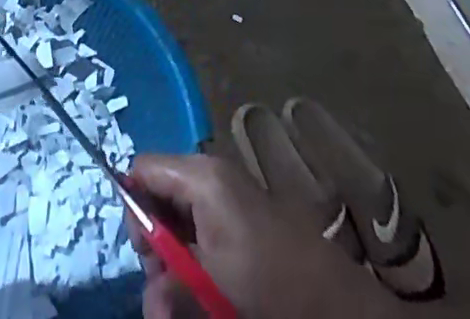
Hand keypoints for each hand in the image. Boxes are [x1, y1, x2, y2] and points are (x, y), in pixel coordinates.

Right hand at [126, 154, 404, 318]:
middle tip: (169, 281)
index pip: (141, 169)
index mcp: (199, 174)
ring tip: (194, 289)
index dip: (134, 208)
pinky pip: (202, 222)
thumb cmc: (267, 280)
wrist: (336, 297)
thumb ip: (166, 286)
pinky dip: (197, 252)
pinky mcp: (243, 211)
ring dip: (176, 254)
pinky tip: (211, 283)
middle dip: (155, 240)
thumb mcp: (208, 285)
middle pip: (158, 193)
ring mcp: (229, 191)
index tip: (147, 252)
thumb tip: (149, 300)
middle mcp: (211, 172)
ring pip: (179, 214)